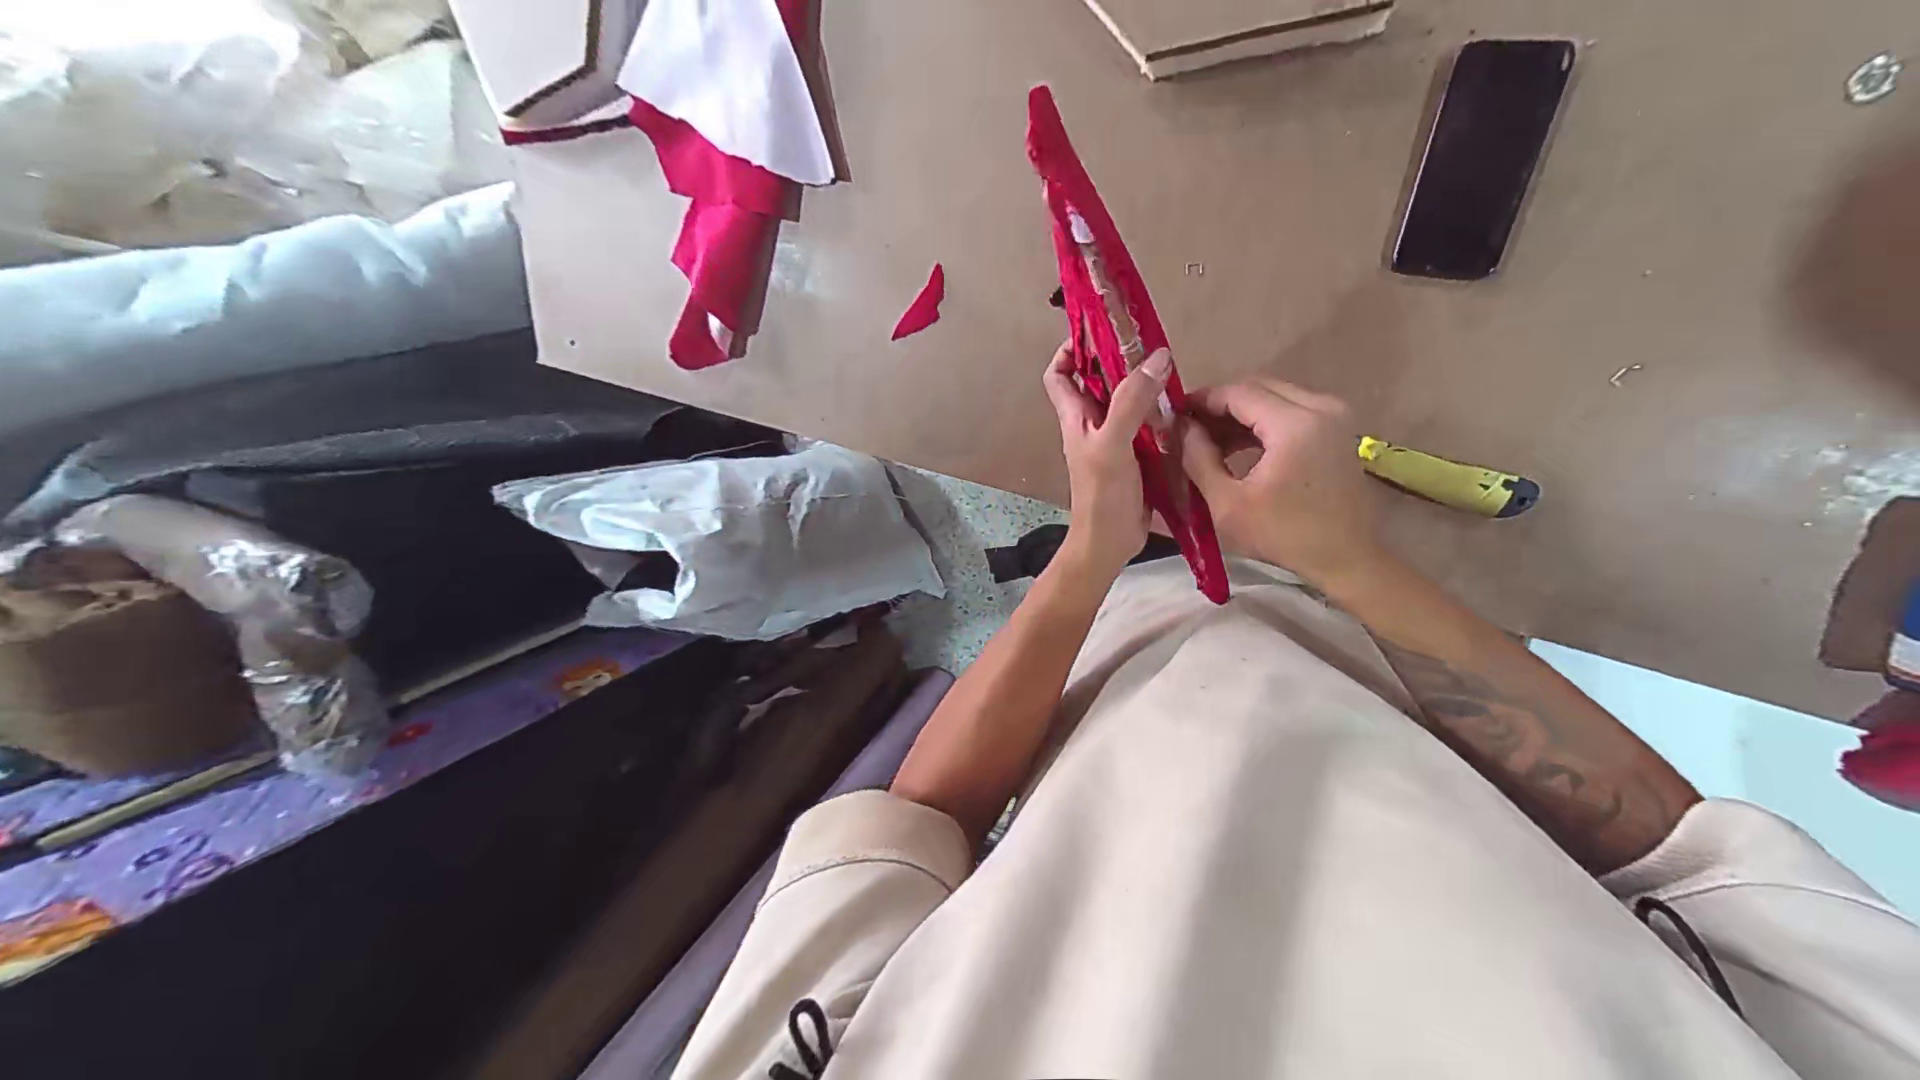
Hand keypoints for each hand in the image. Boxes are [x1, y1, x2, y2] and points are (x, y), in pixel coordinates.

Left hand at [1042, 341, 1170, 578]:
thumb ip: (1130, 402)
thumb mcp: (1112, 444)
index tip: (1097, 332)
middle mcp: (1090, 425)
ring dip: (1140, 385)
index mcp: (1075, 418)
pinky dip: (1157, 411)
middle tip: (1148, 343)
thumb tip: (1156, 358)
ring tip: (1168, 368)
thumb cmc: (1103, 495)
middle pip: (1096, 382)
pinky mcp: (1133, 456)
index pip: (1059, 375)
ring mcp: (1112, 440)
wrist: (1110, 542)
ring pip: (1122, 402)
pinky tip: (1178, 406)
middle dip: (1116, 360)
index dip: (1069, 351)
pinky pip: (1143, 424)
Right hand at [1179, 376, 1384, 583]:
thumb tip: (1181, 428)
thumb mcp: (1227, 503)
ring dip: (1240, 412)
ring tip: (1209, 440)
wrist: (1346, 558)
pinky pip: (1291, 409)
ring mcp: (1334, 416)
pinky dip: (1262, 421)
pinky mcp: (1337, 429)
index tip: (1174, 415)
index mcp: (1294, 424)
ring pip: (1274, 396)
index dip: (1202, 400)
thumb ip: (1198, 458)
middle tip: (1189, 427)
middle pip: (1257, 387)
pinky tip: (1239, 447)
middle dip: (1220, 404)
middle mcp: (1320, 407)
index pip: (1238, 392)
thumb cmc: (1283, 535)